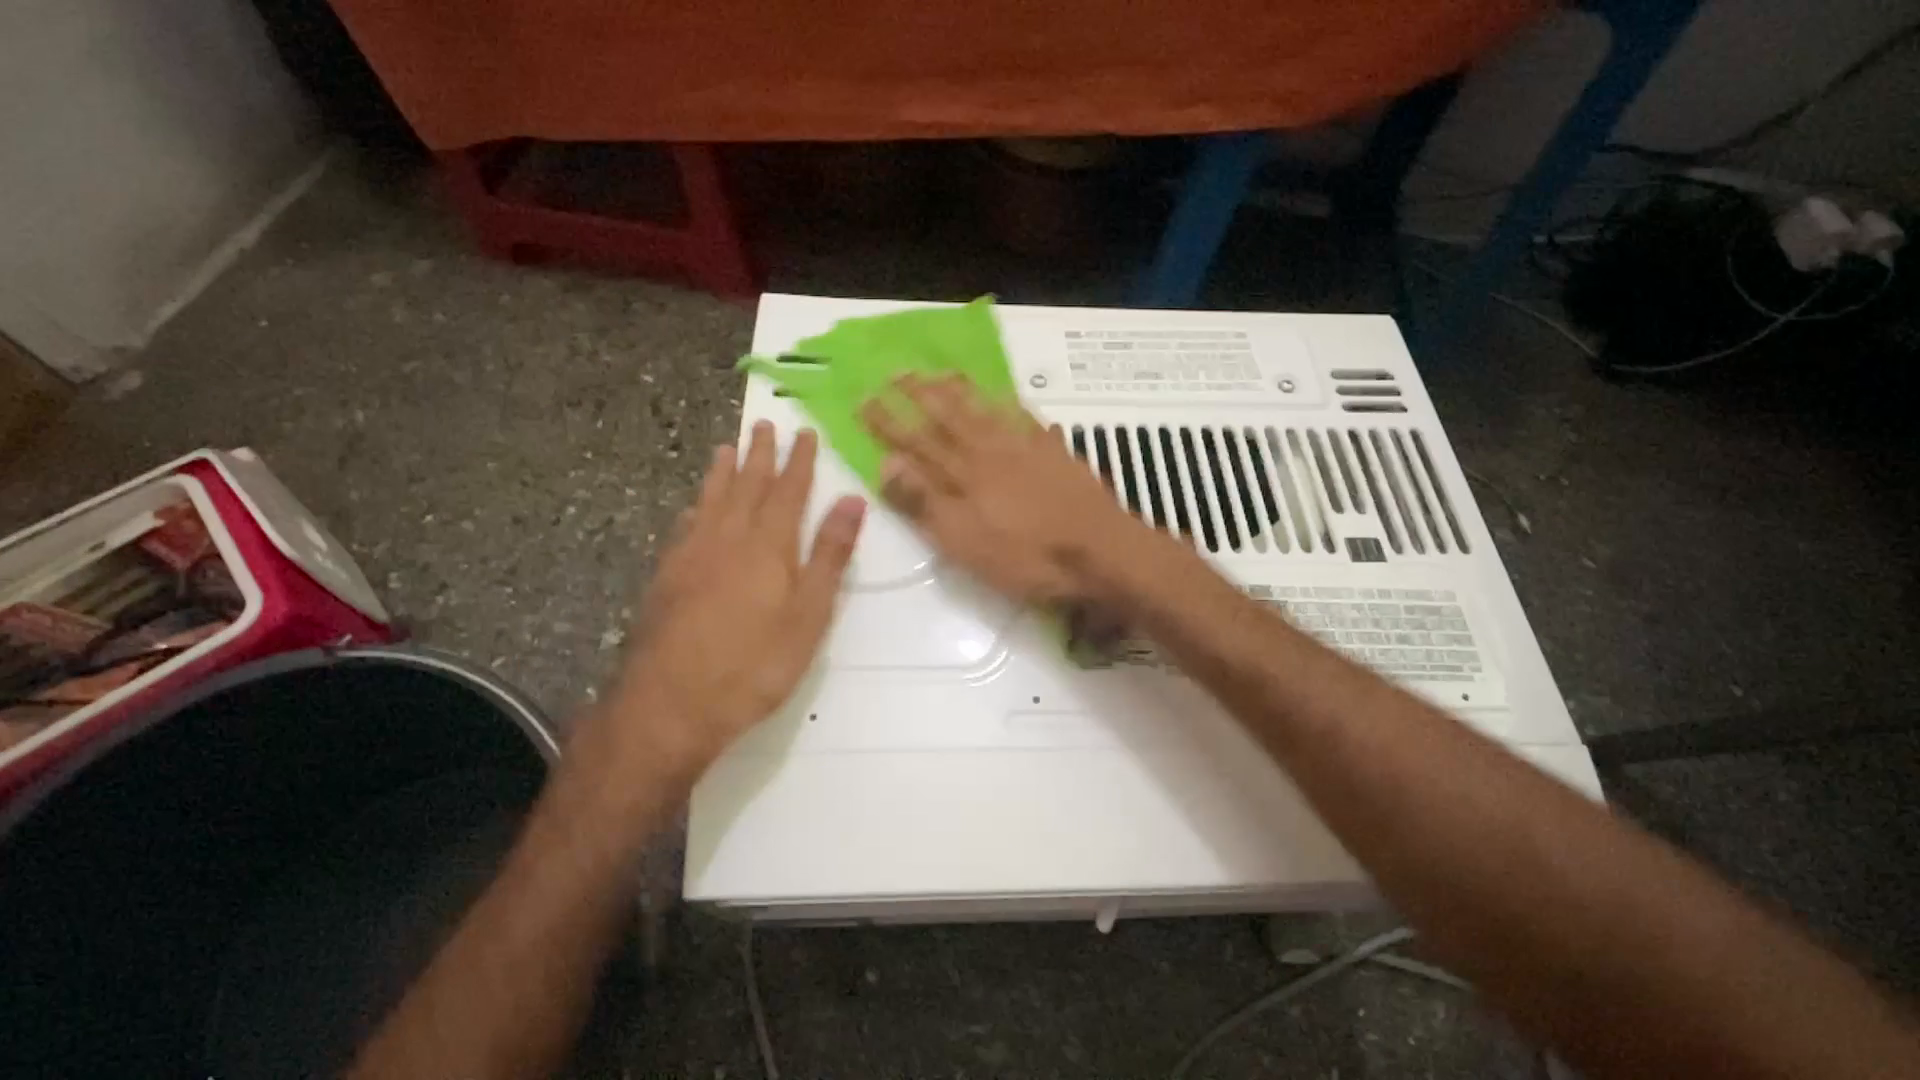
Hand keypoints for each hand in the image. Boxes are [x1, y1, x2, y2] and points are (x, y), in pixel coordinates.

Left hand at [595, 422, 865, 774]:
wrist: (670, 703)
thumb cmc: (754, 665)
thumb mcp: (809, 615)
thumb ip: (828, 556)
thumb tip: (851, 501)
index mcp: (768, 546)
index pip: (788, 491)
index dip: (798, 461)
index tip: (805, 433)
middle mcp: (726, 538)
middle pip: (746, 486)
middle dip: (758, 455)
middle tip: (763, 424)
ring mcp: (690, 556)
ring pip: (710, 501)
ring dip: (722, 473)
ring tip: (726, 448)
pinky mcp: (666, 577)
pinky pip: (685, 525)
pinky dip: (696, 507)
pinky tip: (694, 509)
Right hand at [861, 373, 1151, 608]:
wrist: (1101, 554)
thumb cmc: (1026, 558)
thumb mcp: (964, 541)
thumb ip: (925, 503)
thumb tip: (887, 464)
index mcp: (964, 475)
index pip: (917, 442)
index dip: (889, 422)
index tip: (864, 398)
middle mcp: (992, 453)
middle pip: (951, 418)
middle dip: (921, 394)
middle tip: (899, 370)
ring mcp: (1028, 451)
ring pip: (989, 413)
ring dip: (964, 392)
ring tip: (945, 373)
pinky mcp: (1060, 458)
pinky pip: (1033, 423)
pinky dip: (1018, 408)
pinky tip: (1013, 399)